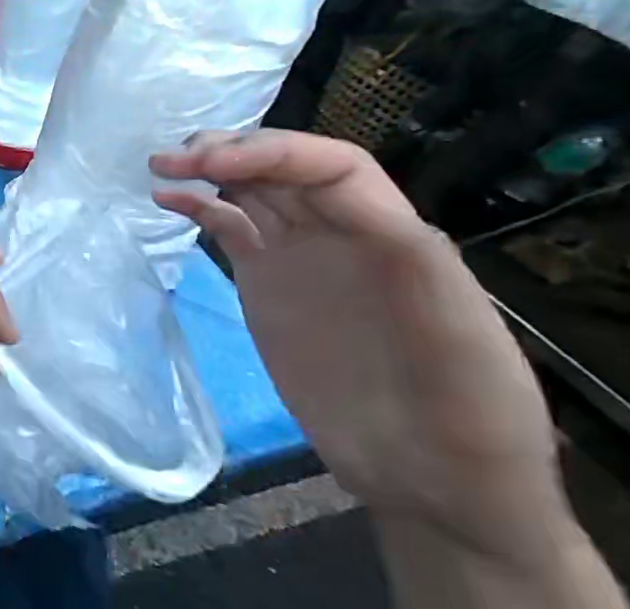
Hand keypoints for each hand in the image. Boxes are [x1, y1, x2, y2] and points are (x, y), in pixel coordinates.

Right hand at [151, 130, 569, 561]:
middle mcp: (340, 230)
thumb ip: (425, 272)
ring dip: (209, 166)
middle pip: (282, 166)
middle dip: (233, 150)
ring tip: (165, 165)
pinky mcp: (265, 279)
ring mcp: (298, 253)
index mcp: (390, 231)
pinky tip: (168, 199)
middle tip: (182, 158)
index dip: (277, 152)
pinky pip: (229, 226)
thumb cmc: (464, 414)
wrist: (431, 479)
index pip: (331, 165)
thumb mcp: (465, 343)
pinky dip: (198, 206)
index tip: (221, 165)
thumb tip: (375, 213)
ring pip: (250, 187)